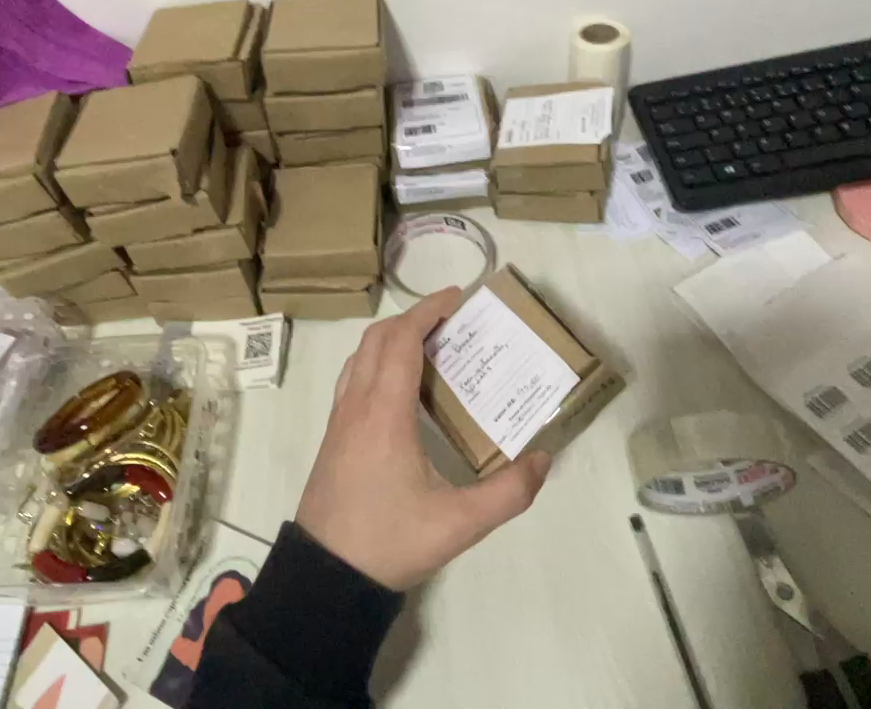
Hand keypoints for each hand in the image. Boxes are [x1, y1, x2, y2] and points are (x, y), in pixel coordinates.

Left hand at [295, 287, 553, 589]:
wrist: (325, 574)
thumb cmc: (389, 541)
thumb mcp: (459, 524)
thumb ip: (508, 492)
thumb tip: (544, 458)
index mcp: (384, 412)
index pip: (402, 340)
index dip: (428, 311)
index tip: (457, 297)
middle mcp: (357, 404)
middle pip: (378, 338)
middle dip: (413, 318)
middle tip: (451, 319)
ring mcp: (339, 418)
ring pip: (360, 356)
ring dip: (391, 338)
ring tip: (430, 345)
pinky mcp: (334, 435)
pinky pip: (353, 377)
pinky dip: (376, 361)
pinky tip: (401, 387)